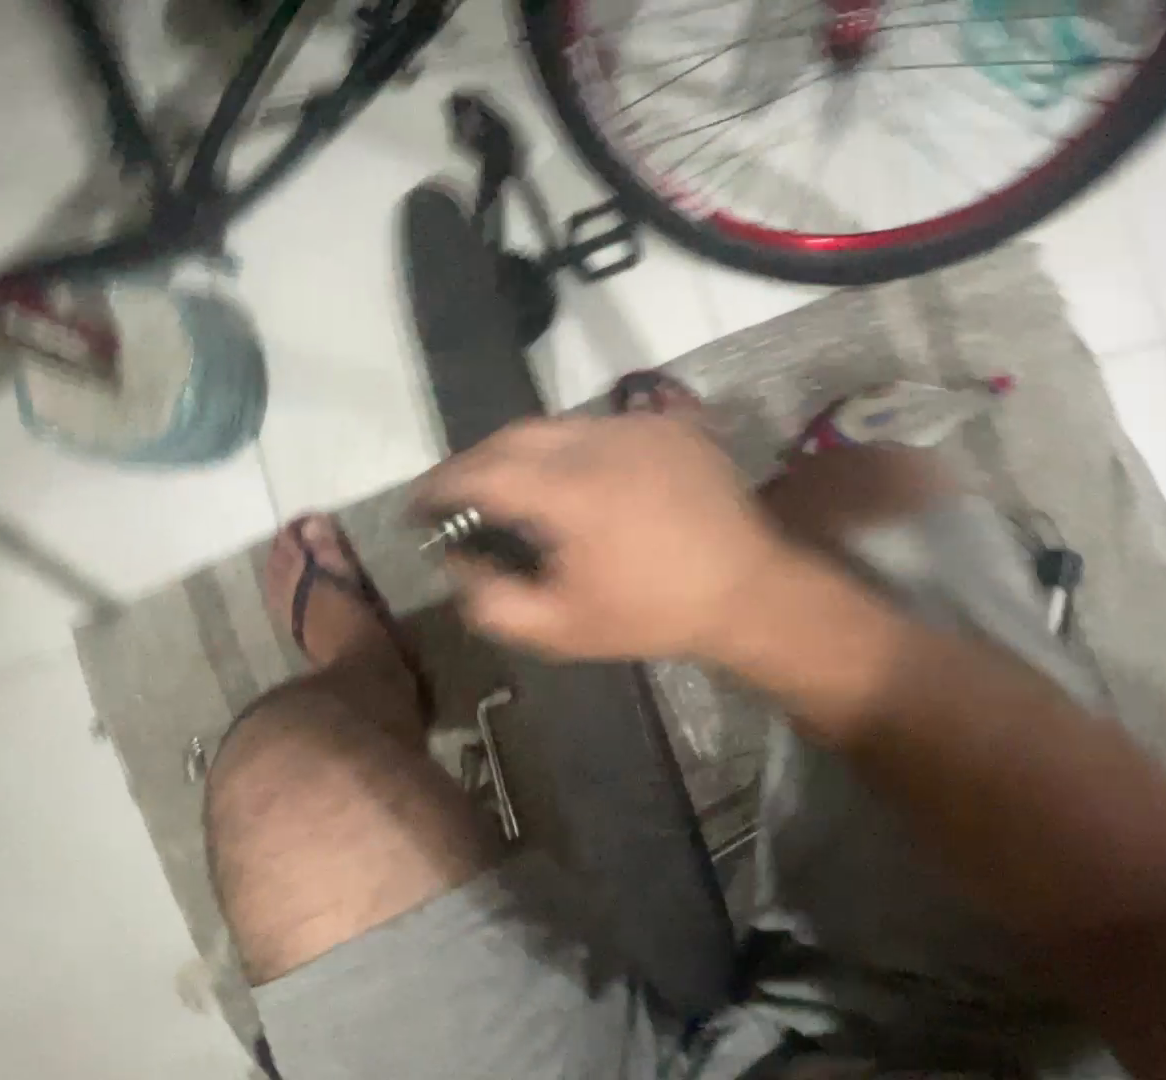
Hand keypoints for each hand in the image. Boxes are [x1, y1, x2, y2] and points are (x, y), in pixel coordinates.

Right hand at [416, 414, 794, 660]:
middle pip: (515, 435)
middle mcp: (601, 440)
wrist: (748, 590)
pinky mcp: (672, 424)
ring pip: (560, 427)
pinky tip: (581, 481)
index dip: (440, 484)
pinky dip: (577, 449)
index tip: (417, 504)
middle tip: (461, 496)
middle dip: (477, 462)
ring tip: (519, 490)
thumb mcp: (562, 629)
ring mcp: (641, 425)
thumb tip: (456, 561)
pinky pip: (605, 427)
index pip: (482, 470)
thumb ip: (493, 600)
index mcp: (571, 490)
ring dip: (527, 454)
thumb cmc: (654, 614)